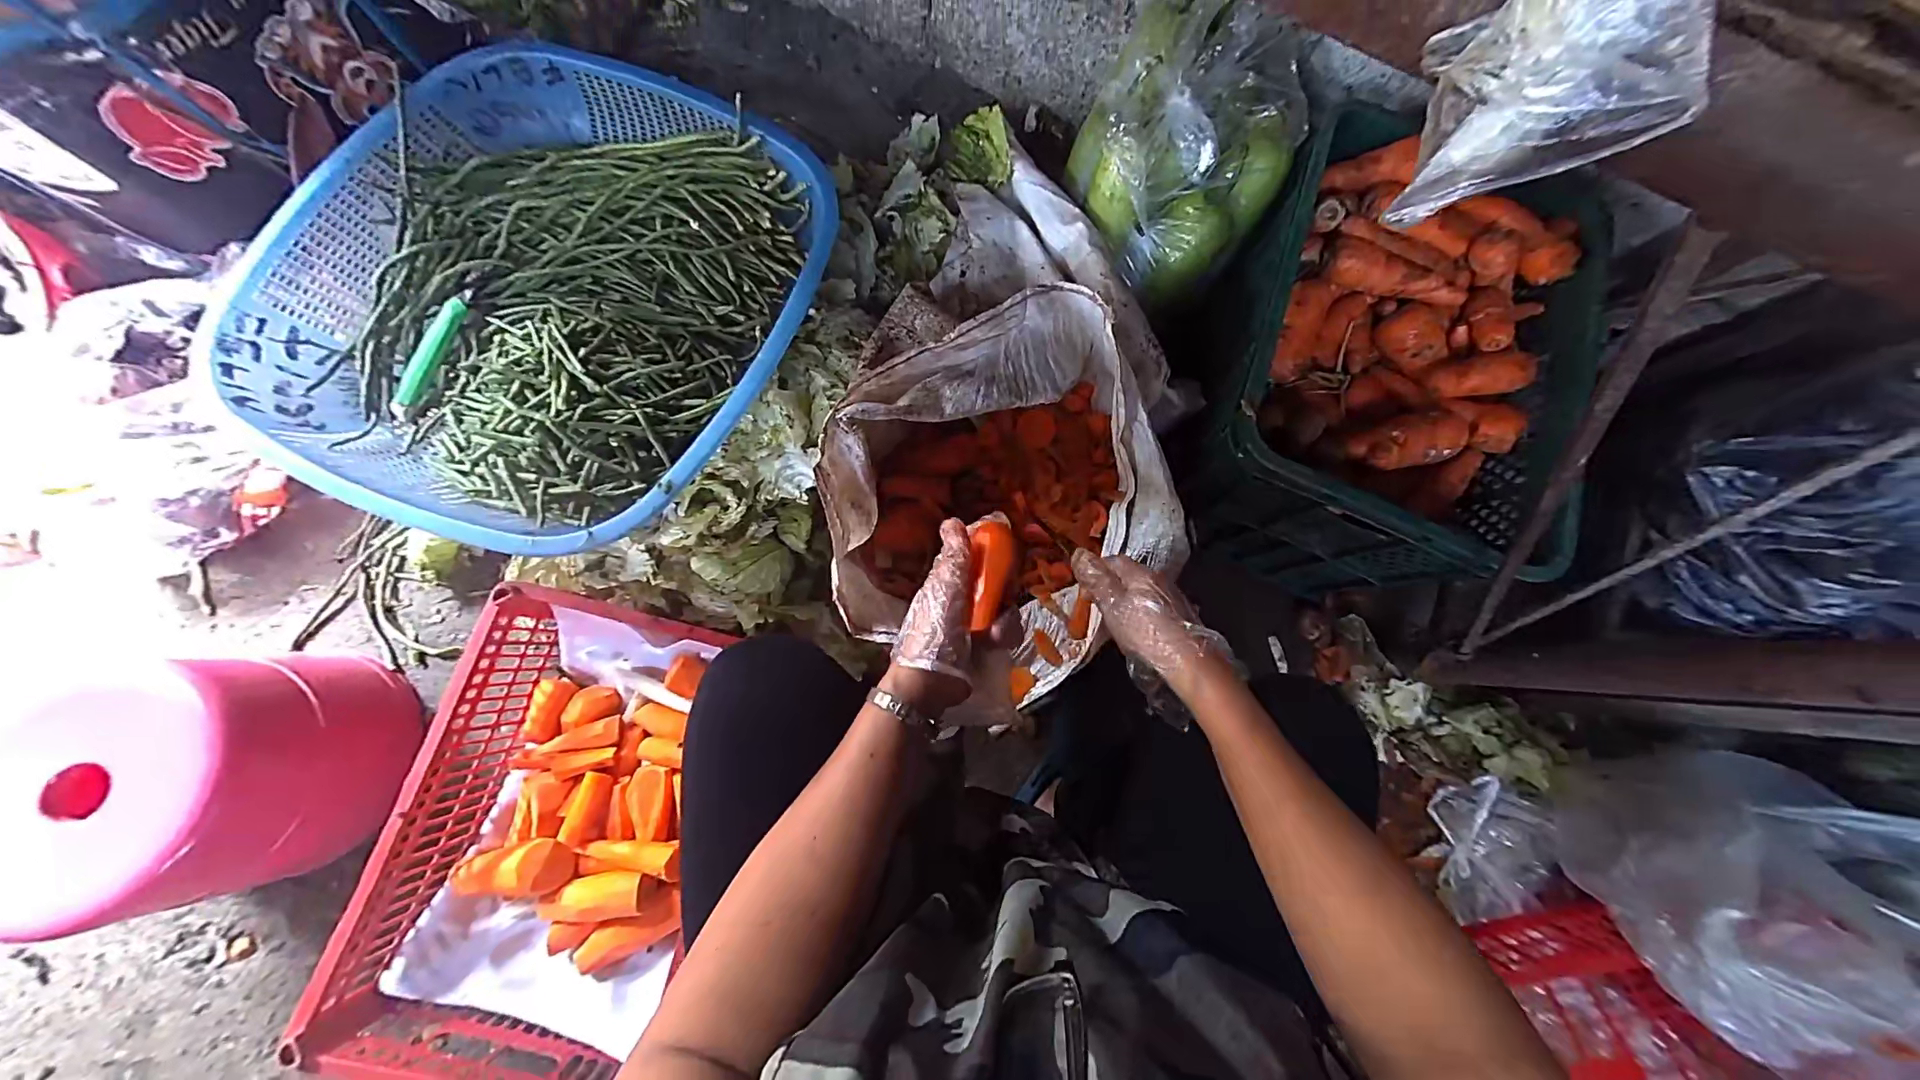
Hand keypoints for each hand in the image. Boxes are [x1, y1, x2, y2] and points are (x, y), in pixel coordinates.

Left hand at [888, 519, 1022, 715]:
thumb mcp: (945, 588)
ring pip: (1006, 603)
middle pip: (997, 578)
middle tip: (1003, 595)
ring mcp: (977, 619)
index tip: (1003, 549)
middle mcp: (964, 596)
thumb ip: (954, 556)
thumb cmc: (934, 630)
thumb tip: (953, 520)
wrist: (932, 681)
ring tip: (993, 630)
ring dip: (1004, 616)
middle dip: (1004, 586)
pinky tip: (995, 641)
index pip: (973, 555)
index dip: (989, 549)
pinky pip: (1008, 627)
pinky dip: (1005, 633)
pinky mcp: (988, 641)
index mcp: (948, 579)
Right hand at [1070, 549, 1230, 692]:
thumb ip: (1097, 580)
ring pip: (1140, 593)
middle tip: (1094, 610)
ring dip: (1124, 602)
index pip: (1112, 560)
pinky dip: (1139, 615)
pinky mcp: (1180, 616)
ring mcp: (1172, 598)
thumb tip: (1079, 553)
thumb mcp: (1113, 606)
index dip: (1094, 572)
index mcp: (1141, 573)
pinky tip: (1137, 631)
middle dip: (1108, 588)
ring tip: (1112, 623)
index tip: (1083, 593)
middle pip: (1127, 577)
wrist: (1189, 662)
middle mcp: (1159, 580)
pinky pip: (1152, 608)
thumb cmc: (1145, 633)